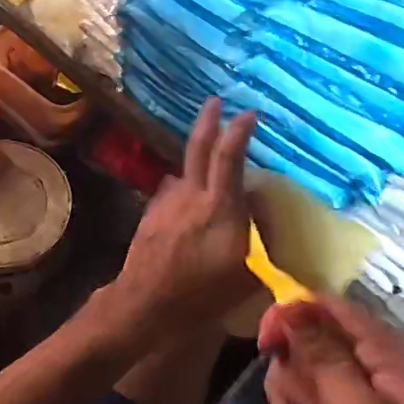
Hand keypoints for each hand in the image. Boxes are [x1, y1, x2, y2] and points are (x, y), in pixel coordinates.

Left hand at [111, 97, 259, 325]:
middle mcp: (190, 195)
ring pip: (183, 170)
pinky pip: (172, 192)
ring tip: (207, 158)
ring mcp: (166, 203)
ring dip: (196, 158)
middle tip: (215, 101)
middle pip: (198, 148)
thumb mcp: (248, 272)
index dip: (239, 131)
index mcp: (219, 206)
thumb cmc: (202, 293)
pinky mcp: (151, 215)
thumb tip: (256, 201)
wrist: (145, 302)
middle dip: (208, 121)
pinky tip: (188, 201)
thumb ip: (258, 233)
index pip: (229, 157)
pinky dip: (184, 188)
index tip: (249, 113)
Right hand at [260, 295, 403, 403]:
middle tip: (284, 403)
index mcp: (394, 353)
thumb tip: (293, 305)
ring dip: (290, 387)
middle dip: (291, 363)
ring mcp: (370, 390)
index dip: (291, 314)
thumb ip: (325, 359)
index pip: (332, 307)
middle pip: (315, 333)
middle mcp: (383, 362)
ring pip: (310, 362)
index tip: (264, 345)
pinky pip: (318, 390)